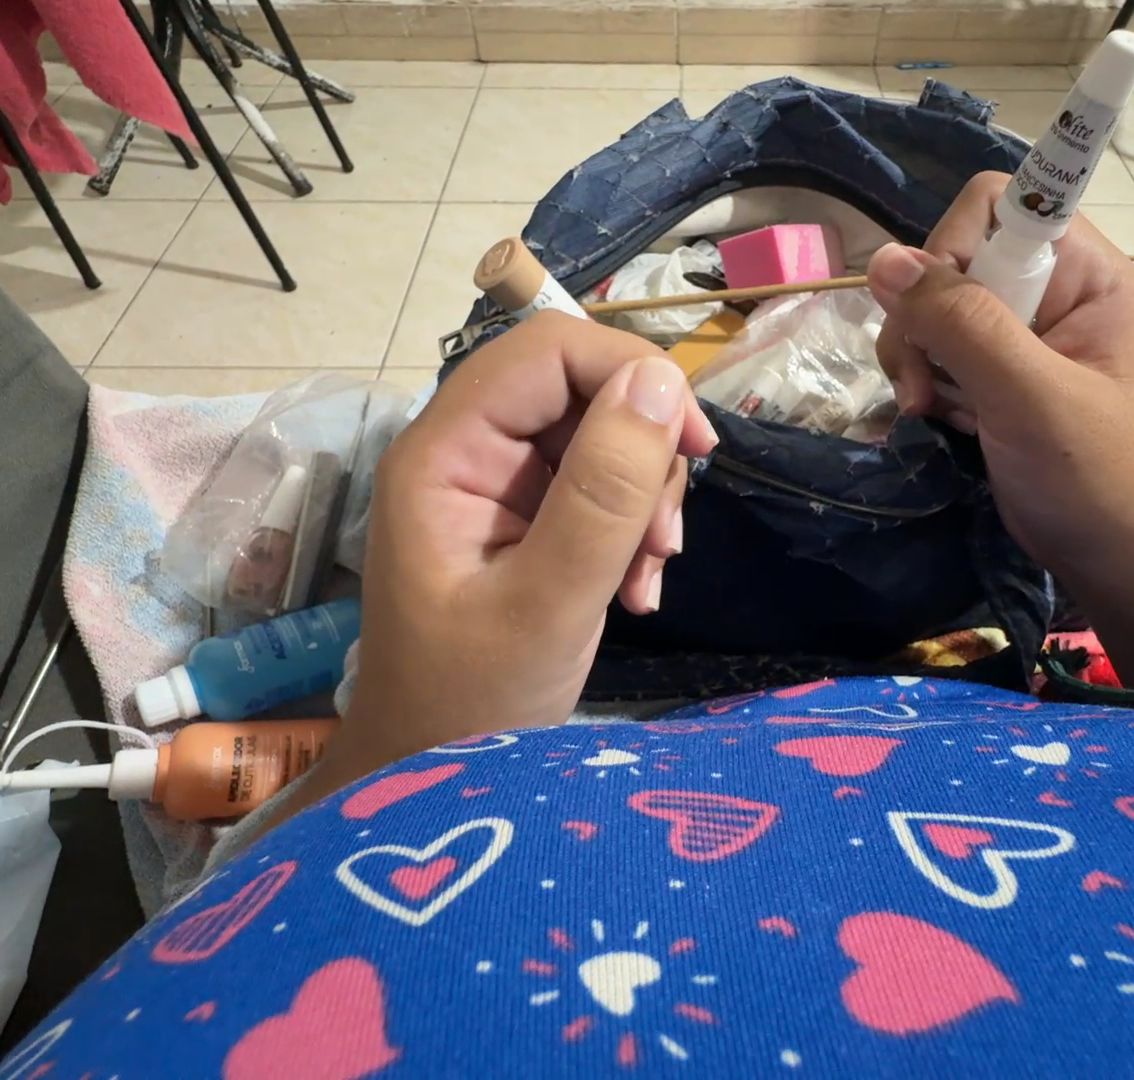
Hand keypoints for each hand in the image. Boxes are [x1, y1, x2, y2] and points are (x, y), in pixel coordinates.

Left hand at [326, 313, 716, 787]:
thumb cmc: (473, 701)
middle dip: (643, 457)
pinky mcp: (530, 518)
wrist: (439, 769)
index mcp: (445, 453)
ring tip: (647, 575)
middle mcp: (470, 451)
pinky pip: (601, 488)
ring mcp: (500, 486)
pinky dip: (634, 529)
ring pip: (603, 440)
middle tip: (663, 541)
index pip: (546, 353)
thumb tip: (659, 383)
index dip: (630, 373)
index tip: (694, 445)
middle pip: (582, 393)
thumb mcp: (547, 603)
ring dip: (645, 500)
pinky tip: (637, 588)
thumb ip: (601, 494)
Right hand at [868, 173, 1133, 687]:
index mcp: (1082, 275)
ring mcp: (1018, 340)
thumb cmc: (1096, 480)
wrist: (1121, 560)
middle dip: (921, 323)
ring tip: (927, 411)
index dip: (950, 249)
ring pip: (932, 313)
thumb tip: (883, 260)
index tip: (935, 318)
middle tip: (921, 389)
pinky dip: (923, 386)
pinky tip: (937, 420)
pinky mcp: (993, 380)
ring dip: (914, 360)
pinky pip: (935, 356)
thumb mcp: (1030, 397)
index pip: (997, 206)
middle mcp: (1048, 294)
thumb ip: (962, 324)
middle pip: (949, 263)